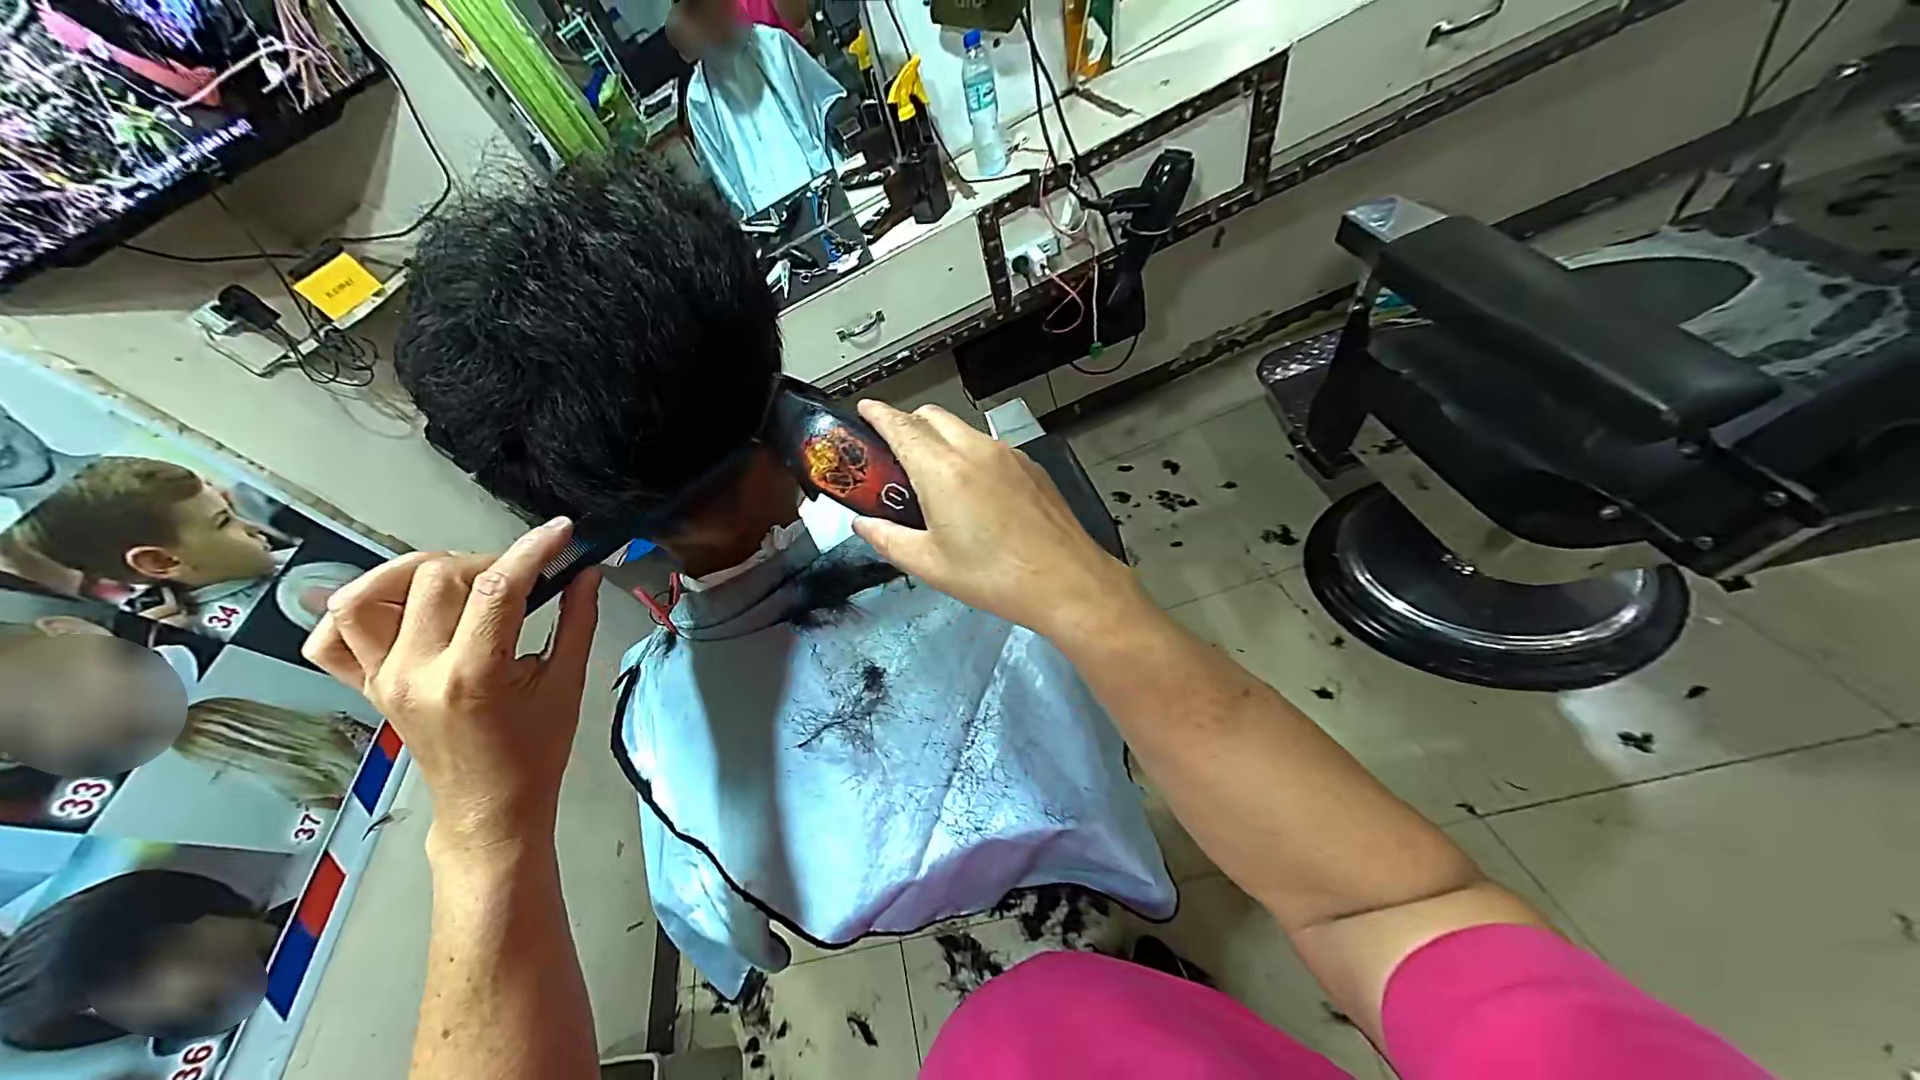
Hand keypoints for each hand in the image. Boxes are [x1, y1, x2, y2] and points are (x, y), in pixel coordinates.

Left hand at [302, 519, 599, 853]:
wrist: (490, 803)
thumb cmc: (537, 749)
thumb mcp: (568, 682)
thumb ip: (577, 620)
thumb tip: (586, 572)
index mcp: (473, 674)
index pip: (498, 587)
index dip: (533, 549)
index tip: (561, 531)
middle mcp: (415, 671)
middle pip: (435, 577)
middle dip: (487, 561)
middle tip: (523, 576)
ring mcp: (380, 678)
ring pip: (369, 594)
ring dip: (417, 572)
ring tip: (461, 580)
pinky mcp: (364, 686)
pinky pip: (332, 636)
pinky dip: (357, 608)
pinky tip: (401, 607)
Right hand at [851, 401, 1150, 643]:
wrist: (1067, 582)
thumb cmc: (1000, 577)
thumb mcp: (930, 565)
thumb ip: (887, 539)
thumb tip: (865, 525)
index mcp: (944, 471)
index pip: (901, 425)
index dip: (877, 413)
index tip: (866, 411)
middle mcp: (977, 451)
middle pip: (931, 415)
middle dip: (907, 424)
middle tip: (893, 453)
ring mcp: (1008, 456)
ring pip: (963, 429)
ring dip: (940, 440)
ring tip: (933, 479)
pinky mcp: (1030, 467)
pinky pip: (989, 446)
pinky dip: (969, 454)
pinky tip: (972, 491)